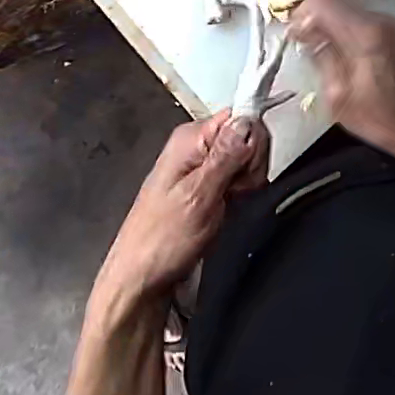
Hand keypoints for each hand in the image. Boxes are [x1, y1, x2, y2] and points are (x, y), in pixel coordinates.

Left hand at [98, 112, 263, 300]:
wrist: (142, 278)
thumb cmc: (161, 239)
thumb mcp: (199, 195)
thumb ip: (227, 156)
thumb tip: (248, 120)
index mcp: (191, 138)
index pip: (241, 117)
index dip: (253, 141)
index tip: (246, 170)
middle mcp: (197, 146)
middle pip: (247, 139)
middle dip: (251, 168)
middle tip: (231, 195)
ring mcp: (202, 167)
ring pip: (247, 163)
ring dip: (247, 186)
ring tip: (224, 208)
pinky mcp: (208, 186)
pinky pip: (239, 181)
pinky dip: (241, 198)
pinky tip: (227, 212)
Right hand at [288, 0, 394, 156]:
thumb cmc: (380, 116)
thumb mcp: (338, 95)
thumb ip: (319, 57)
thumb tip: (302, 34)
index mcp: (362, 34)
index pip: (320, 2)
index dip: (300, 15)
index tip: (293, 36)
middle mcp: (375, 20)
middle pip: (330, 1)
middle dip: (310, 21)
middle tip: (301, 46)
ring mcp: (383, 23)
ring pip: (340, 8)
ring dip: (323, 25)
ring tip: (316, 53)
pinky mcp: (385, 30)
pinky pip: (351, 18)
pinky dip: (336, 29)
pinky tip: (334, 53)